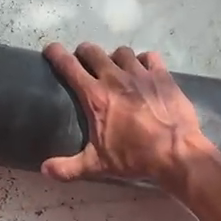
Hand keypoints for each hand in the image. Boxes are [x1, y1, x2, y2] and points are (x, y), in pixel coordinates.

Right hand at [42, 42, 216, 188]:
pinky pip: (150, 57)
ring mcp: (140, 74)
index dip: (56, 54)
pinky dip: (144, 61)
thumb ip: (68, 168)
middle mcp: (115, 78)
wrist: (175, 152)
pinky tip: (144, 70)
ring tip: (116, 68)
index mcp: (95, 96)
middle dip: (84, 53)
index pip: (69, 66)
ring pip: (122, 52)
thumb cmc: (134, 157)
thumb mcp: (97, 166)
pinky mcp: (162, 76)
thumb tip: (45, 170)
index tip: (51, 50)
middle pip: (93, 52)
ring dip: (114, 58)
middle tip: (84, 62)